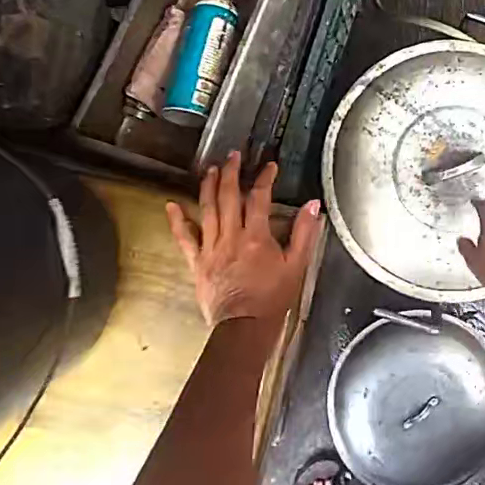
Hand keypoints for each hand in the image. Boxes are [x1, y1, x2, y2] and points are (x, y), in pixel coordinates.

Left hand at [166, 152, 323, 327]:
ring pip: (207, 209)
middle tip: (232, 156)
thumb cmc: (272, 299)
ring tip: (210, 170)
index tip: (269, 167)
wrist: (244, 328)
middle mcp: (231, 237)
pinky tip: (171, 205)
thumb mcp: (296, 266)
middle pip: (229, 196)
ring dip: (208, 186)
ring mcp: (211, 248)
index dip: (264, 178)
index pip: (259, 198)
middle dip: (231, 172)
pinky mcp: (197, 263)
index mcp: (256, 236)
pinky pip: (184, 238)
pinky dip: (177, 221)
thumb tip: (312, 205)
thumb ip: (304, 233)